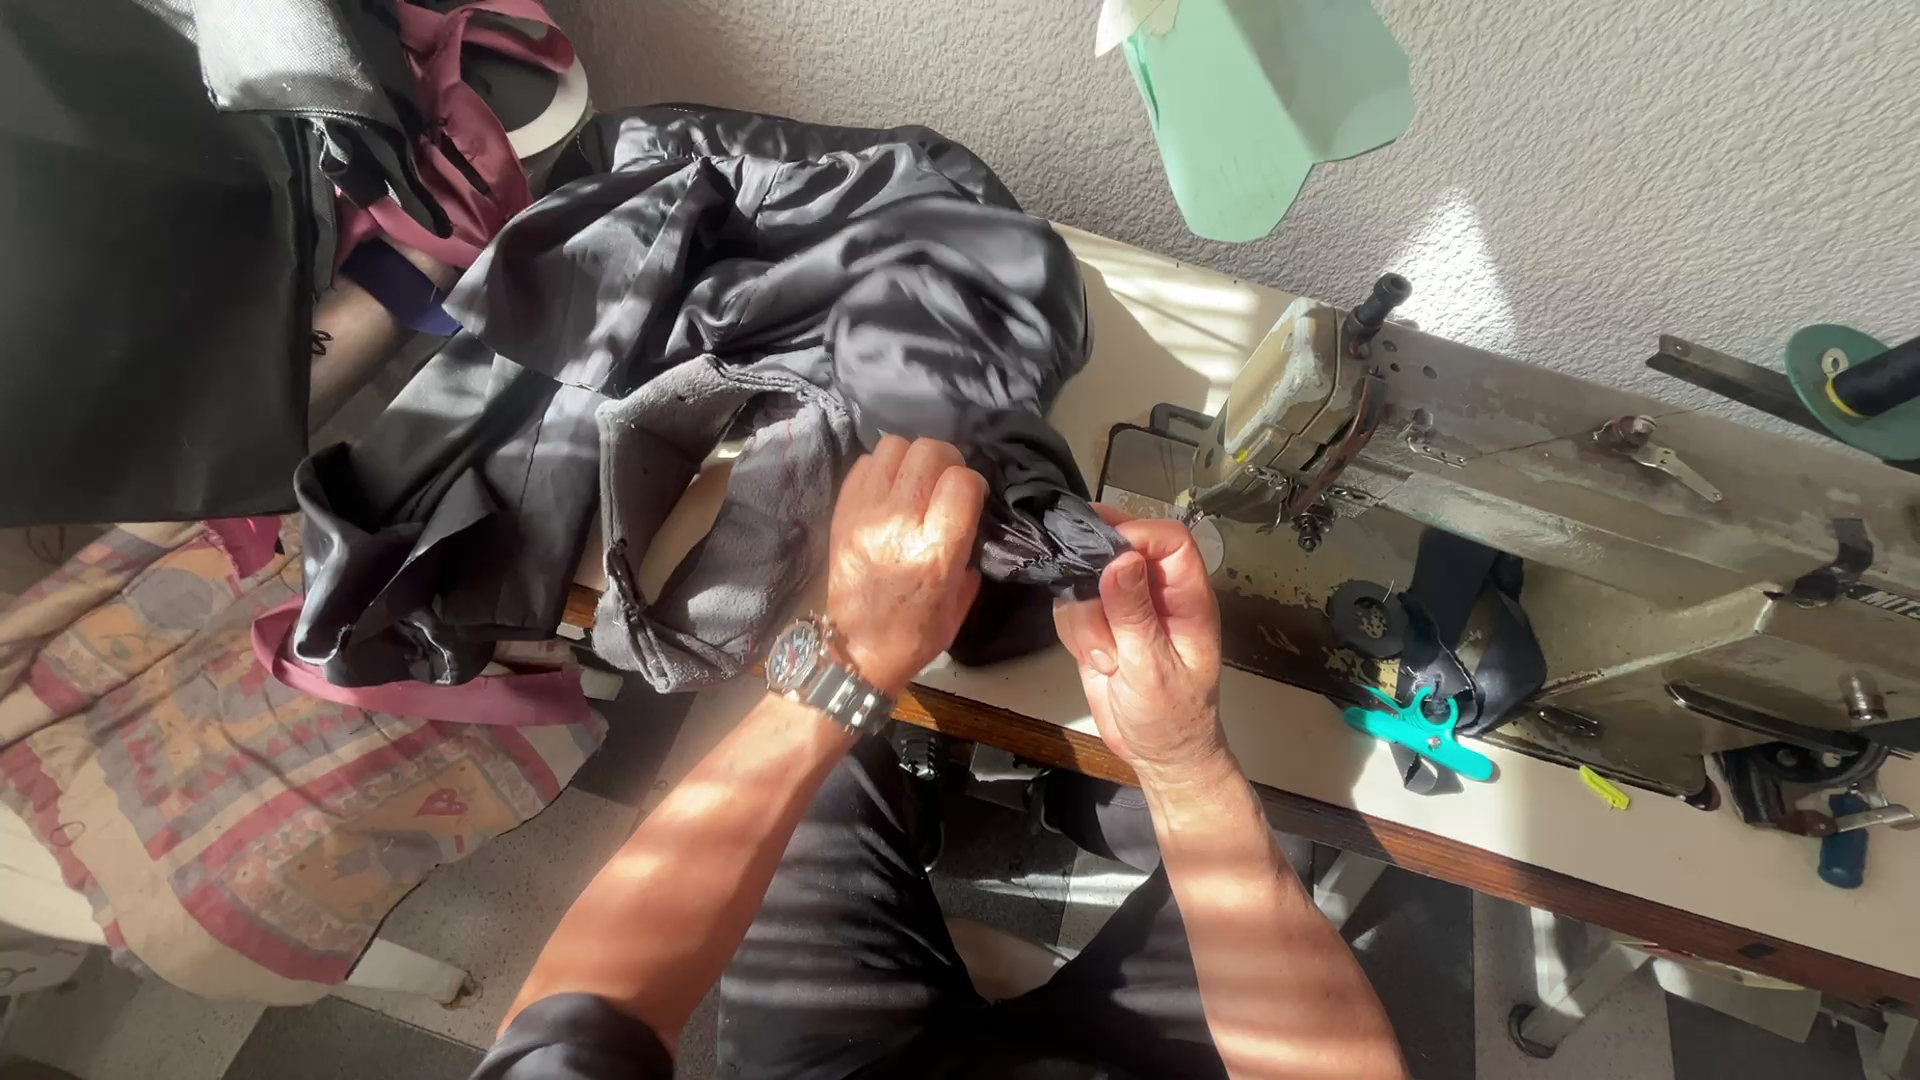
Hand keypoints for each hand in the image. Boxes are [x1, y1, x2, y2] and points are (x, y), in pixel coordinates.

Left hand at [828, 436, 987, 693]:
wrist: (857, 648)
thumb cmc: (917, 631)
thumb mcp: (961, 598)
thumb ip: (970, 548)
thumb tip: (971, 512)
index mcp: (934, 550)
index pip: (962, 480)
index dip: (972, 482)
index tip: (971, 496)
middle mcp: (899, 523)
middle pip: (928, 451)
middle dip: (946, 459)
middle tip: (945, 481)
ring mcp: (865, 513)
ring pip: (894, 446)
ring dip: (911, 459)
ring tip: (915, 481)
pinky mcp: (842, 512)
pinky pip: (865, 463)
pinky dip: (883, 468)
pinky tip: (890, 489)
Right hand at [1054, 506, 1228, 782]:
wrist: (1156, 754)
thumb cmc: (1171, 719)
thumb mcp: (1153, 669)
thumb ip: (1134, 614)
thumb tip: (1121, 559)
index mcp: (1186, 597)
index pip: (1169, 540)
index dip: (1136, 534)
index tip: (1103, 558)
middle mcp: (1155, 593)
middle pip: (1118, 547)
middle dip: (1095, 578)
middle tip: (1091, 613)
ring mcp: (1123, 606)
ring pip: (1086, 578)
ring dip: (1084, 618)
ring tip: (1106, 658)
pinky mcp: (1097, 622)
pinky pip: (1071, 605)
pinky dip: (1073, 632)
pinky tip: (1095, 660)